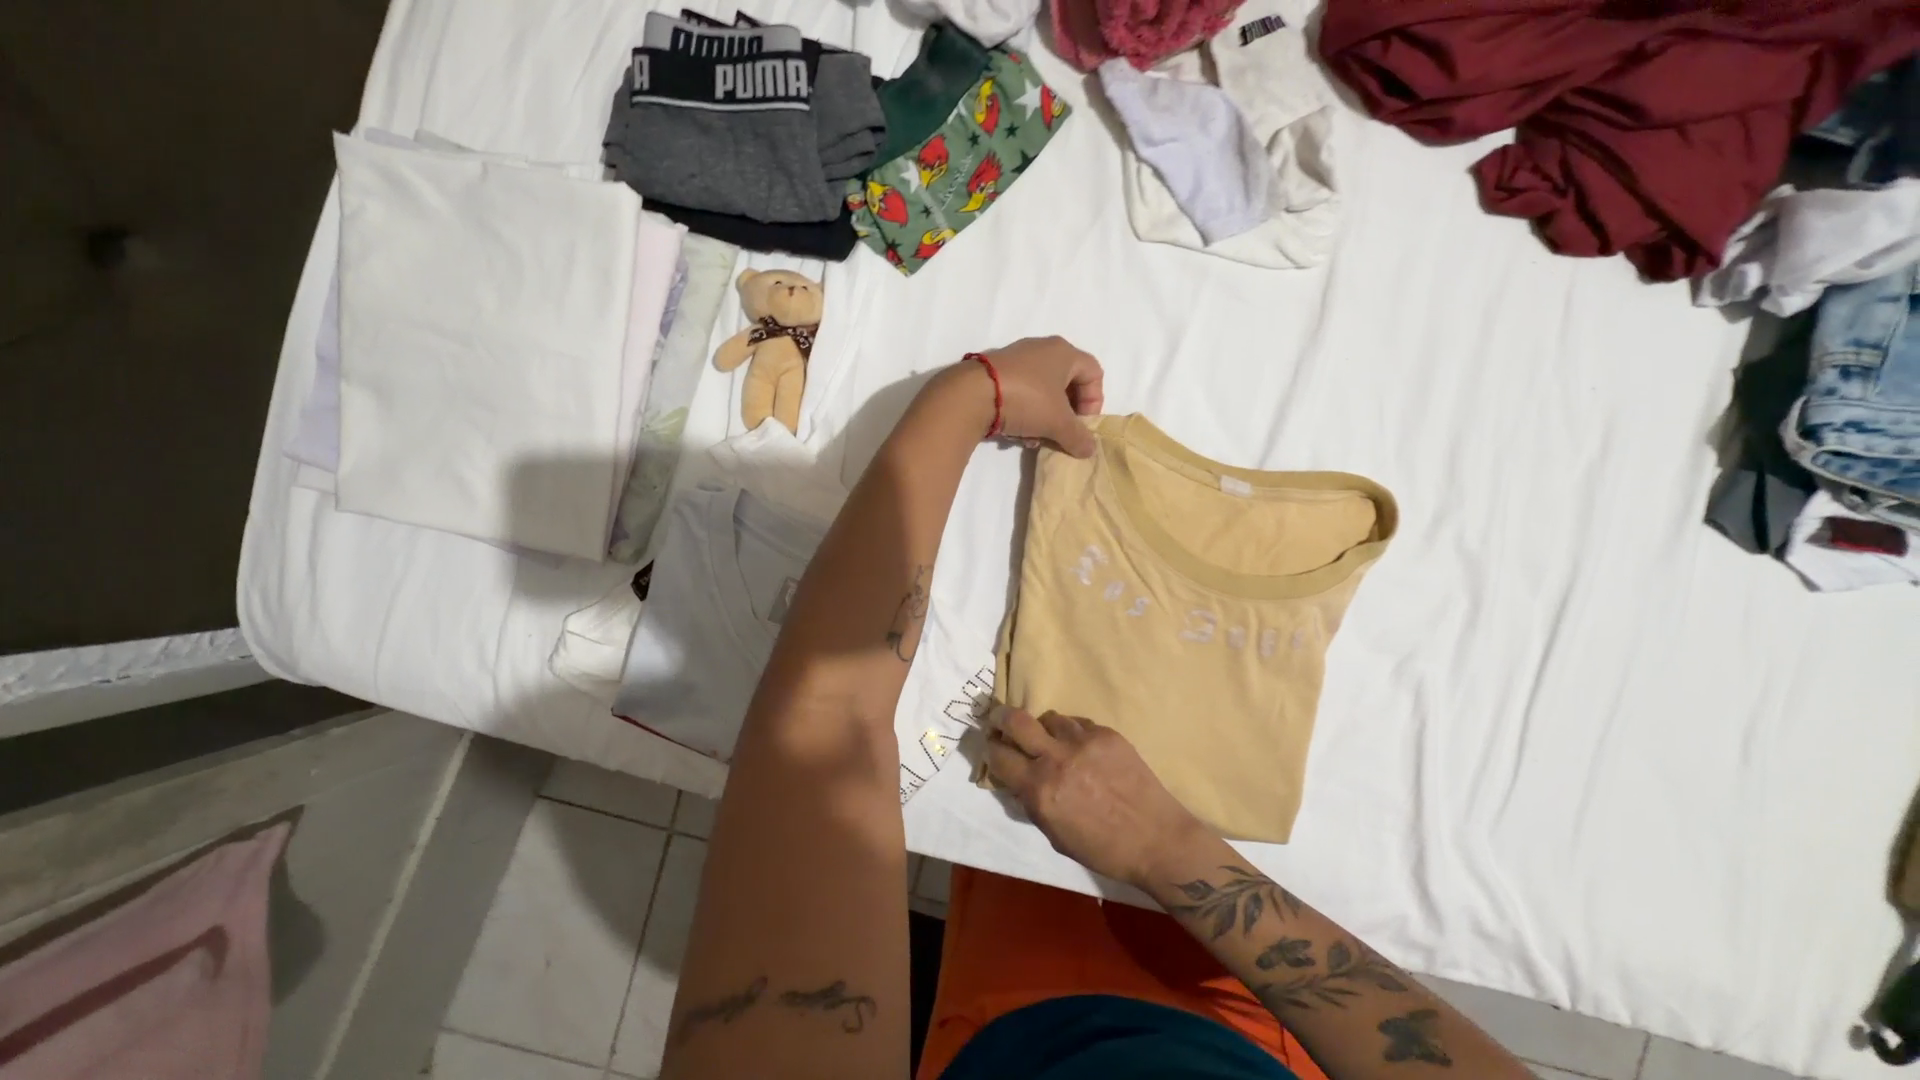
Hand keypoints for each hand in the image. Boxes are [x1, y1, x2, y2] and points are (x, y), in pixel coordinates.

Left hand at [936, 336, 1104, 456]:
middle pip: (1067, 383)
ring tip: (1036, 438)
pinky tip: (1017, 432)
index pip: (1093, 373)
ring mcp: (1016, 359)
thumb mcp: (1057, 423)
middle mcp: (1041, 349)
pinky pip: (1021, 392)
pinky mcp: (996, 372)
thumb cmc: (1026, 399)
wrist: (970, 394)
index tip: (1082, 424)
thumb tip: (1089, 449)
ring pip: (1042, 391)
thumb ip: (1078, 437)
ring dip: (1045, 417)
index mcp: (1063, 352)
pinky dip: (1025, 412)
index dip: (1094, 401)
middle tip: (1061, 434)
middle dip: (1067, 414)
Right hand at [984, 706, 1210, 888]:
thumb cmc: (1102, 850)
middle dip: (1001, 717)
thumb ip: (1032, 803)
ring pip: (1050, 718)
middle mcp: (1056, 759)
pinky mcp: (1108, 734)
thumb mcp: (1054, 835)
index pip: (998, 756)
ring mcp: (1084, 742)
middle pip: (1016, 721)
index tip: (991, 748)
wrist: (1156, 840)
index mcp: (1039, 790)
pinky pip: (1079, 724)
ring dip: (1043, 728)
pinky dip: (1073, 733)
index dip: (990, 751)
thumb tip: (1017, 780)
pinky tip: (1081, 749)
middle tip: (999, 719)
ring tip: (1050, 740)